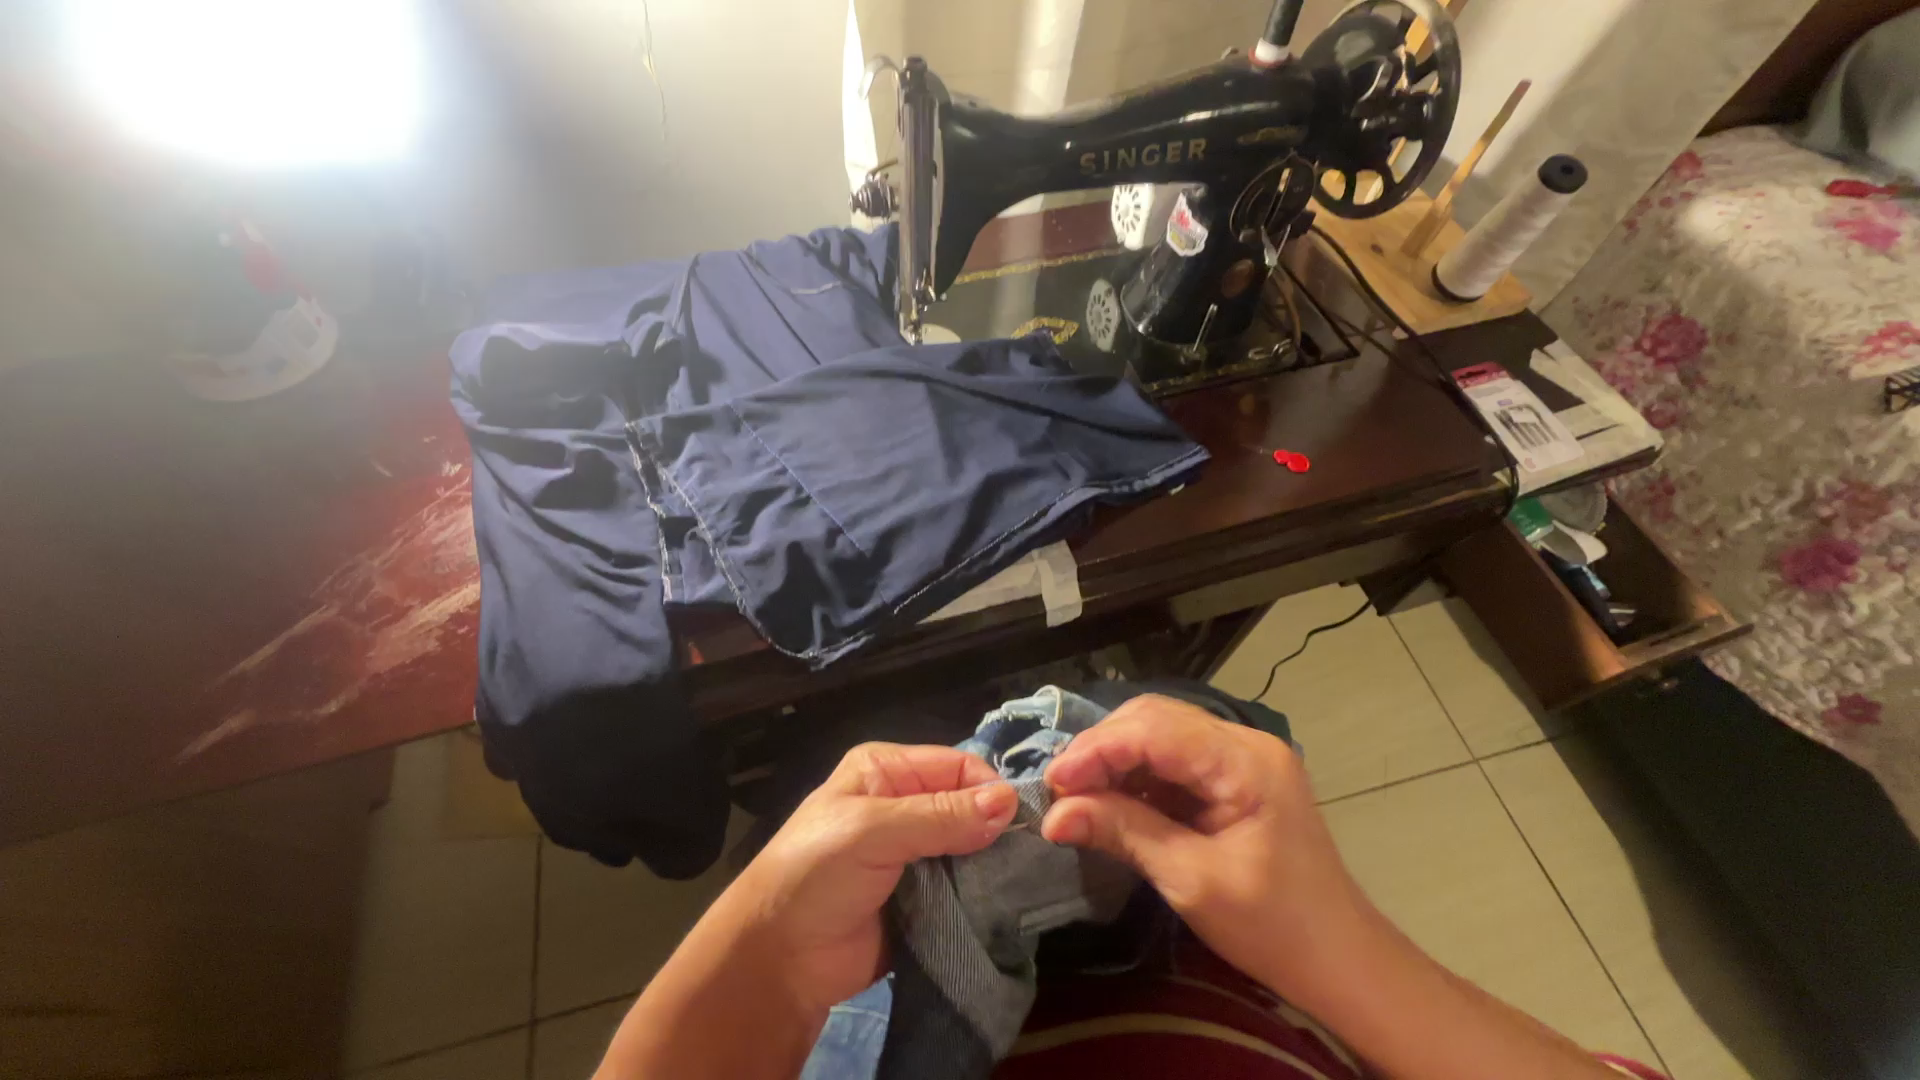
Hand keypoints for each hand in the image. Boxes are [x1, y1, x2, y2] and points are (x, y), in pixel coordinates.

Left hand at [716, 742, 1017, 1013]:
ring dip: (993, 866)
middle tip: (1032, 857)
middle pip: (970, 806)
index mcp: (887, 771)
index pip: (957, 765)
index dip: (989, 789)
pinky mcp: (925, 899)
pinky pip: (966, 889)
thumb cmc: (815, 875)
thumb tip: (1011, 801)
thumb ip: (941, 816)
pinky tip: (1007, 904)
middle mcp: (905, 804)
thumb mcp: (873, 831)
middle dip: (997, 829)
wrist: (778, 961)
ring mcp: (916, 854)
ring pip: (973, 848)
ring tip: (1025, 882)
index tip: (1020, 824)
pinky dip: (984, 896)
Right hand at [1039, 695, 1370, 997]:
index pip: (1155, 729)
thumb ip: (1124, 833)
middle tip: (1059, 791)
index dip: (1097, 749)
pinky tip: (1110, 802)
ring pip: (1157, 735)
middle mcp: (1243, 742)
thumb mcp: (1193, 881)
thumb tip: (1052, 816)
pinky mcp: (1230, 778)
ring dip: (1113, 762)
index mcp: (1245, 761)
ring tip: (1076, 798)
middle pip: (1153, 720)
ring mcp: (1239, 757)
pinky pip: (1170, 760)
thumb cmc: (1274, 927)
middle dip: (1101, 750)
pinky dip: (1134, 777)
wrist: (1341, 961)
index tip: (1052, 783)